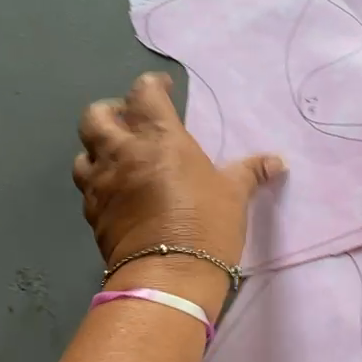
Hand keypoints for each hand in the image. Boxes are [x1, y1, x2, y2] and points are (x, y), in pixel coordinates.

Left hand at [73, 72, 283, 304]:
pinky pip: (88, 187)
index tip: (165, 89)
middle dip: (111, 112)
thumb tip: (277, 162)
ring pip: (84, 152)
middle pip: (97, 116)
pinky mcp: (93, 214)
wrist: (168, 276)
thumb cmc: (207, 223)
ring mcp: (101, 184)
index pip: (144, 93)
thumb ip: (250, 172)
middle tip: (131, 121)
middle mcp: (122, 153)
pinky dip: (100, 182)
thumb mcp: (234, 194)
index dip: (153, 85)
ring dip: (98, 148)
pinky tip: (119, 192)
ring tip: (120, 157)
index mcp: (159, 138)